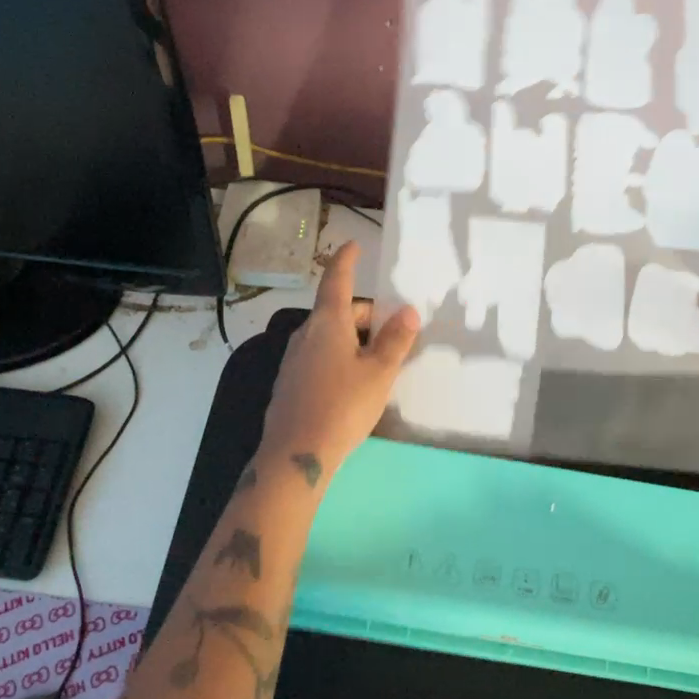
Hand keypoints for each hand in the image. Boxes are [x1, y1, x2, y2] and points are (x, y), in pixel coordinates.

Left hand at [260, 242, 419, 470]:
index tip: (354, 244)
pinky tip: (355, 382)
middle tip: (394, 328)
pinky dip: (339, 357)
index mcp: (327, 323)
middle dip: (364, 314)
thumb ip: (395, 340)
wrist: (296, 454)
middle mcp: (306, 334)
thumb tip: (408, 311)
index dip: (346, 260)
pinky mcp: (290, 383)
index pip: (336, 280)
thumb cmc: (342, 406)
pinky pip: (319, 357)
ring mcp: (294, 360)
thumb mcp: (379, 373)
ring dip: (353, 338)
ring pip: (328, 336)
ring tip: (380, 358)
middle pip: (337, 312)